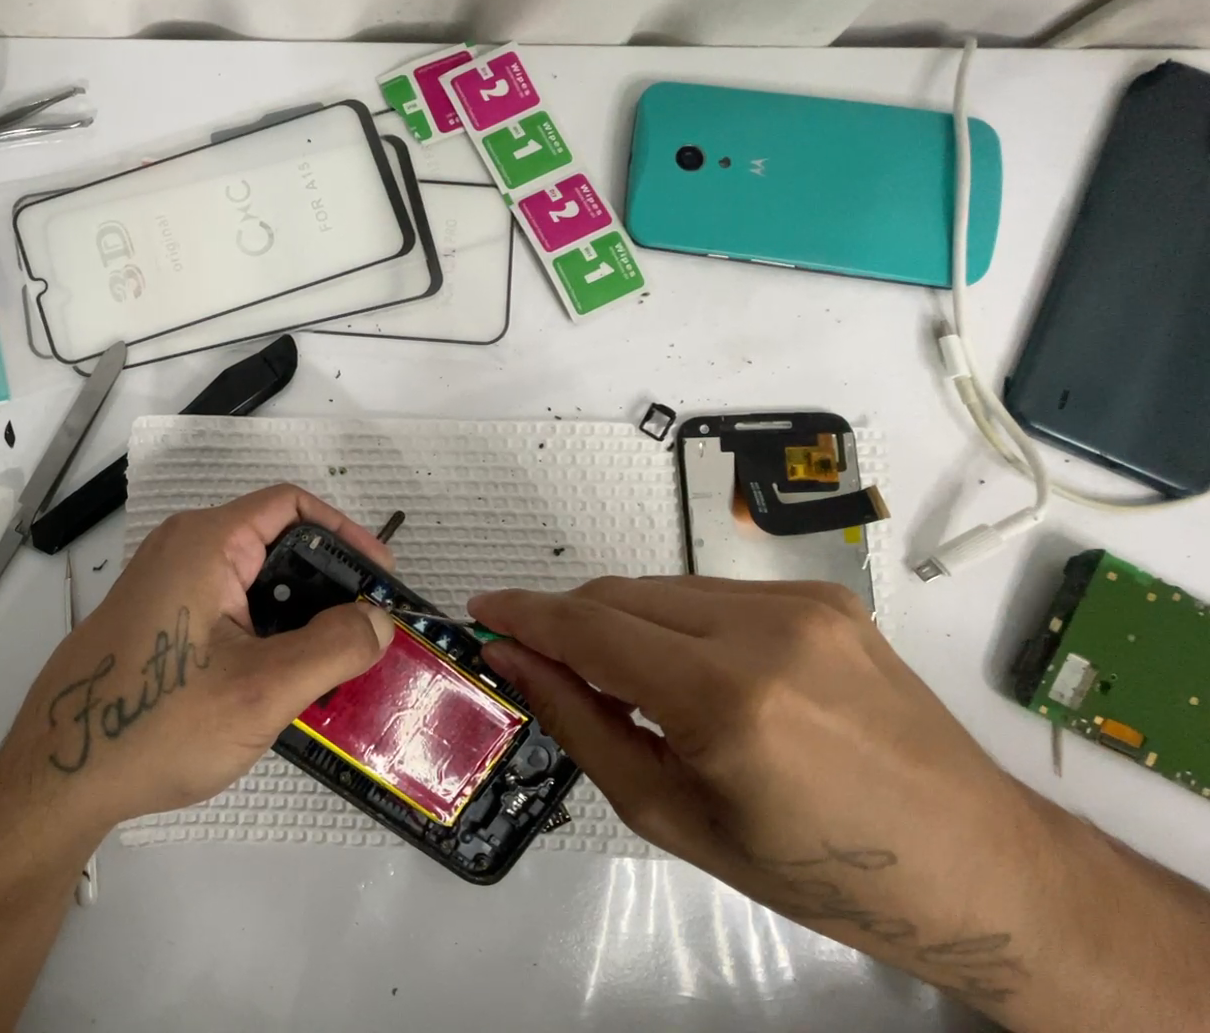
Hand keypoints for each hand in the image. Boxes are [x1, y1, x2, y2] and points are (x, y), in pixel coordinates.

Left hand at [0, 485, 394, 833]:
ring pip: (250, 580)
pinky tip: (280, 678)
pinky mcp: (154, 618)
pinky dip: (264, 629)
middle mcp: (181, 549)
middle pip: (274, 542)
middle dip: (326, 583)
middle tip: (363, 634)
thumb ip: (333, 648)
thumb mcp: (261, 690)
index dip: (346, 534)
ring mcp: (162, 584)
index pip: (292, 505)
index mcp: (206, 543)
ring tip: (331, 664)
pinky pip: (225, 606)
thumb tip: (379, 620)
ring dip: (297, 613)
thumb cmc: (159, 725)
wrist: (59, 775)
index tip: (381, 581)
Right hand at [468, 577, 1043, 1004]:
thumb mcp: (668, 811)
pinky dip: (670, 620)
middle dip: (565, 622)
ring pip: (658, 588)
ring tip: (621, 680)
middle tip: (539, 664)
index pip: (588, 629)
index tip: (480, 611)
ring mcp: (803, 604)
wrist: (976, 866)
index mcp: (726, 699)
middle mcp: (766, 629)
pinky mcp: (825, 597)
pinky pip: (708, 592)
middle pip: (617, 595)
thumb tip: (513, 660)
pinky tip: (683, 668)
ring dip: (617, 621)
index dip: (523, 615)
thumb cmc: (810, 868)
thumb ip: (578, 720)